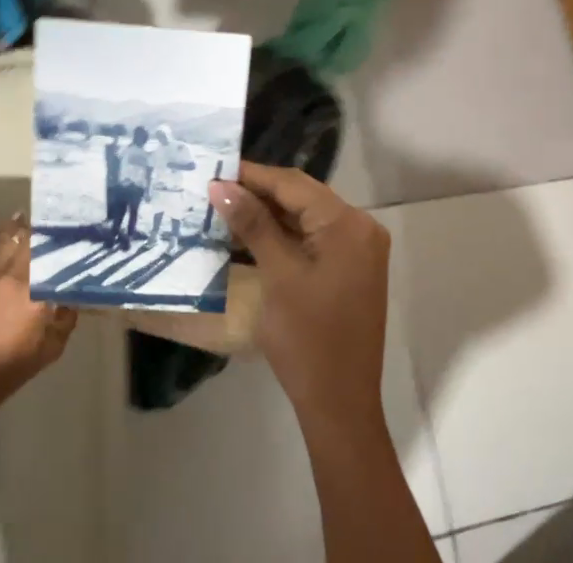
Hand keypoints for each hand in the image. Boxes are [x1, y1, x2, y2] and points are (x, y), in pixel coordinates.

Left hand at [0, 218, 78, 422]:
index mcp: (31, 291)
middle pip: (28, 238)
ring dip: (22, 232)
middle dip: (43, 231)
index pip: (52, 251)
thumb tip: (70, 299)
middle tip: (57, 229)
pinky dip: (4, 246)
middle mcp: (8, 275)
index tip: (77, 236)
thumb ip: (66, 319)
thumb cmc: (9, 369)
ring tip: (34, 224)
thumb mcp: (50, 349)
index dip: (64, 240)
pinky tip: (11, 248)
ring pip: (6, 240)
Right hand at [209, 163, 390, 431]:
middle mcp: (360, 228)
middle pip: (302, 197)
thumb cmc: (307, 338)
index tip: (213, 169)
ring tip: (222, 210)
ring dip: (268, 215)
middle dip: (258, 193)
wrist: (339, 402)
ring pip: (306, 218)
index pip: (294, 184)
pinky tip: (248, 237)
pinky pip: (314, 240)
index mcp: (347, 224)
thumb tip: (221, 185)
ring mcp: (358, 250)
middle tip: (213, 190)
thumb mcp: (277, 276)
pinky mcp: (350, 270)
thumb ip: (253, 224)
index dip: (252, 175)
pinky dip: (283, 237)